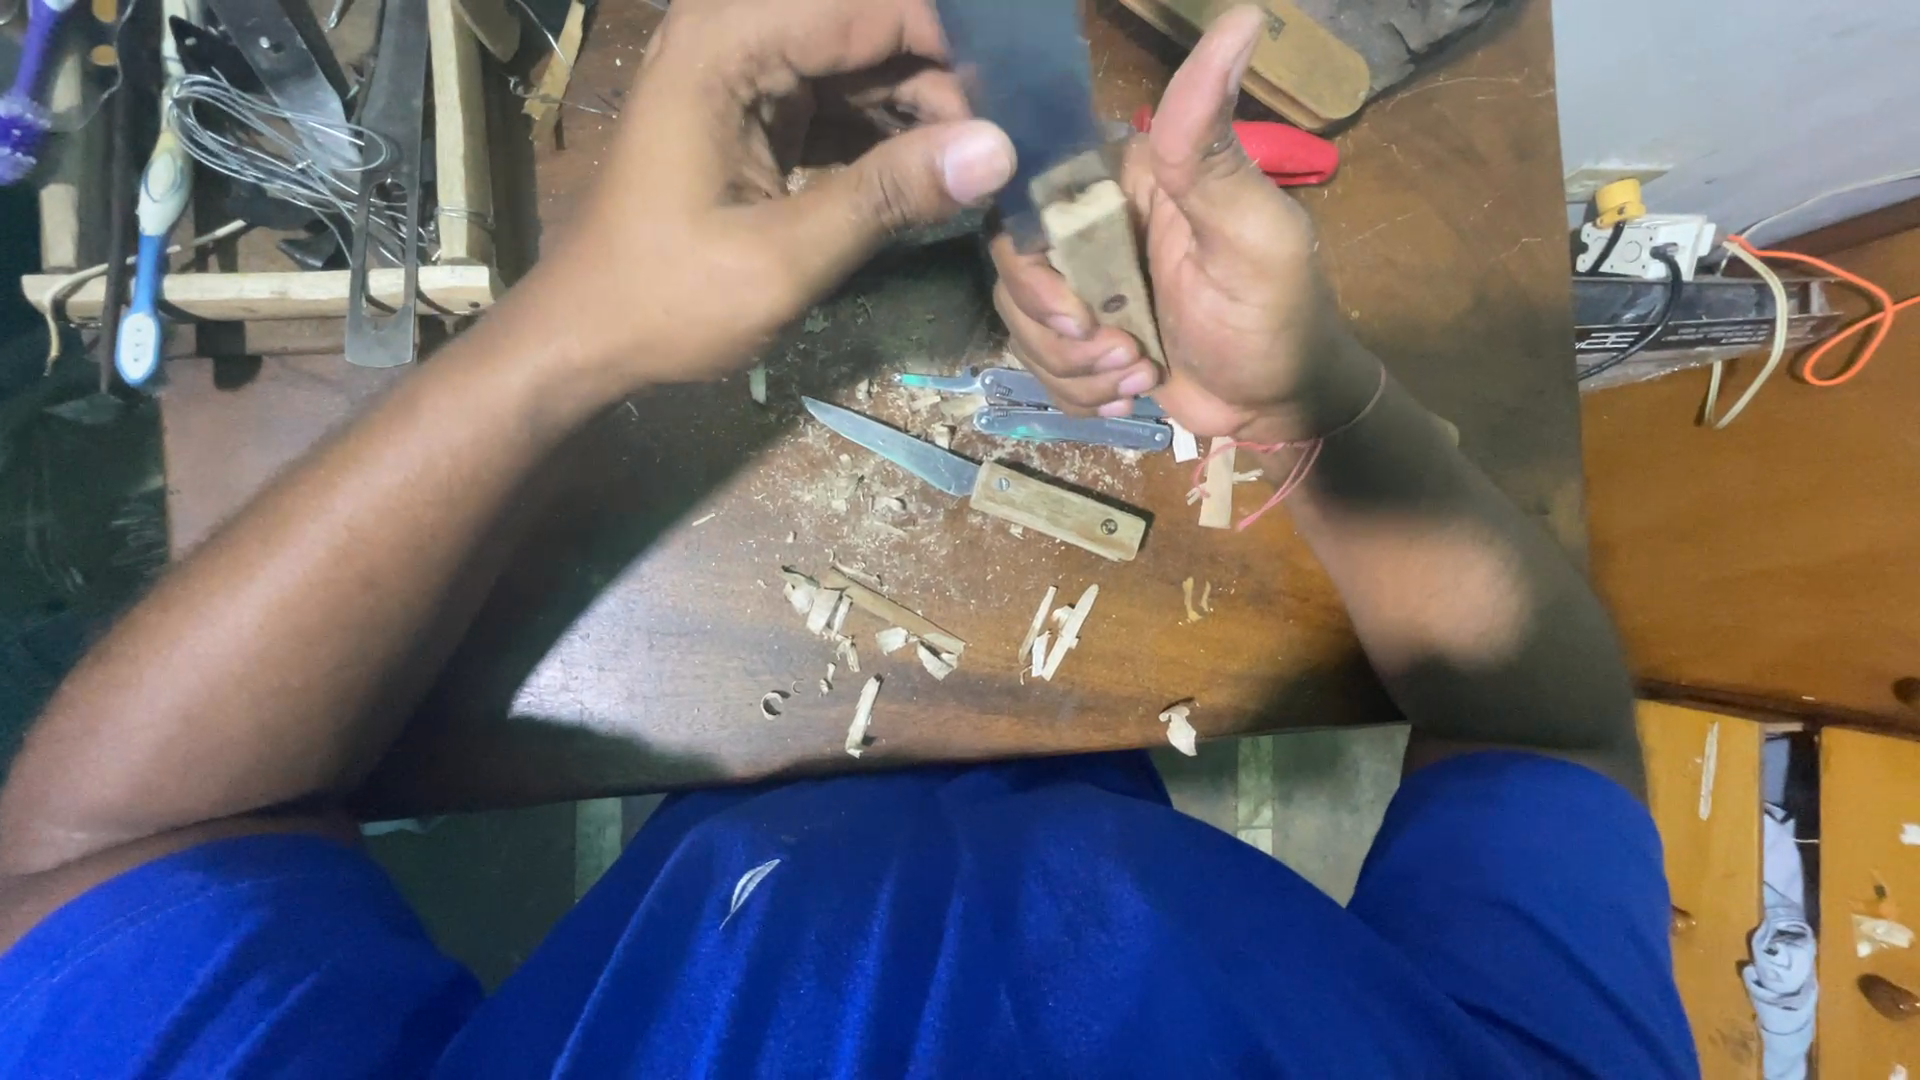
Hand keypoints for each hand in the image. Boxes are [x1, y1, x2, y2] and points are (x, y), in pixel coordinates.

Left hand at [527, 0, 1015, 387]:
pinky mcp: (757, 123)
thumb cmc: (671, 300)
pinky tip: (930, 177)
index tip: (1020, 100)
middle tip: (1004, 147)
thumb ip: (886, 198)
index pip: (867, 8)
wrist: (595, 336)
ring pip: (861, 72)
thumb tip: (996, 150)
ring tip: (978, 167)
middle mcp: (736, 39)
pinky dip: (887, 143)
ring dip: (921, 114)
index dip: (951, 44)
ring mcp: (746, 80)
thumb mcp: (785, 256)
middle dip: (942, 81)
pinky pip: (841, 111)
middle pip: (867, 30)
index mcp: (728, 45)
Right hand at [990, 4, 1371, 441]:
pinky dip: (1080, 392)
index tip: (1077, 317)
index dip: (1034, 267)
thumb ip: (1211, 151)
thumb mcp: (1250, 237)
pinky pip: (1040, 364)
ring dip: (1076, 371)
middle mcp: (1094, 228)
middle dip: (1061, 336)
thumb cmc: (1273, 319)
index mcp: (1127, 185)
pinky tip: (1129, 392)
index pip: (1032, 201)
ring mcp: (1085, 288)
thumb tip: (1237, 20)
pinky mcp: (1082, 339)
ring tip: (1140, 375)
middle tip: (1126, 356)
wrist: (1274, 405)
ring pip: (1023, 326)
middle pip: (1015, 272)